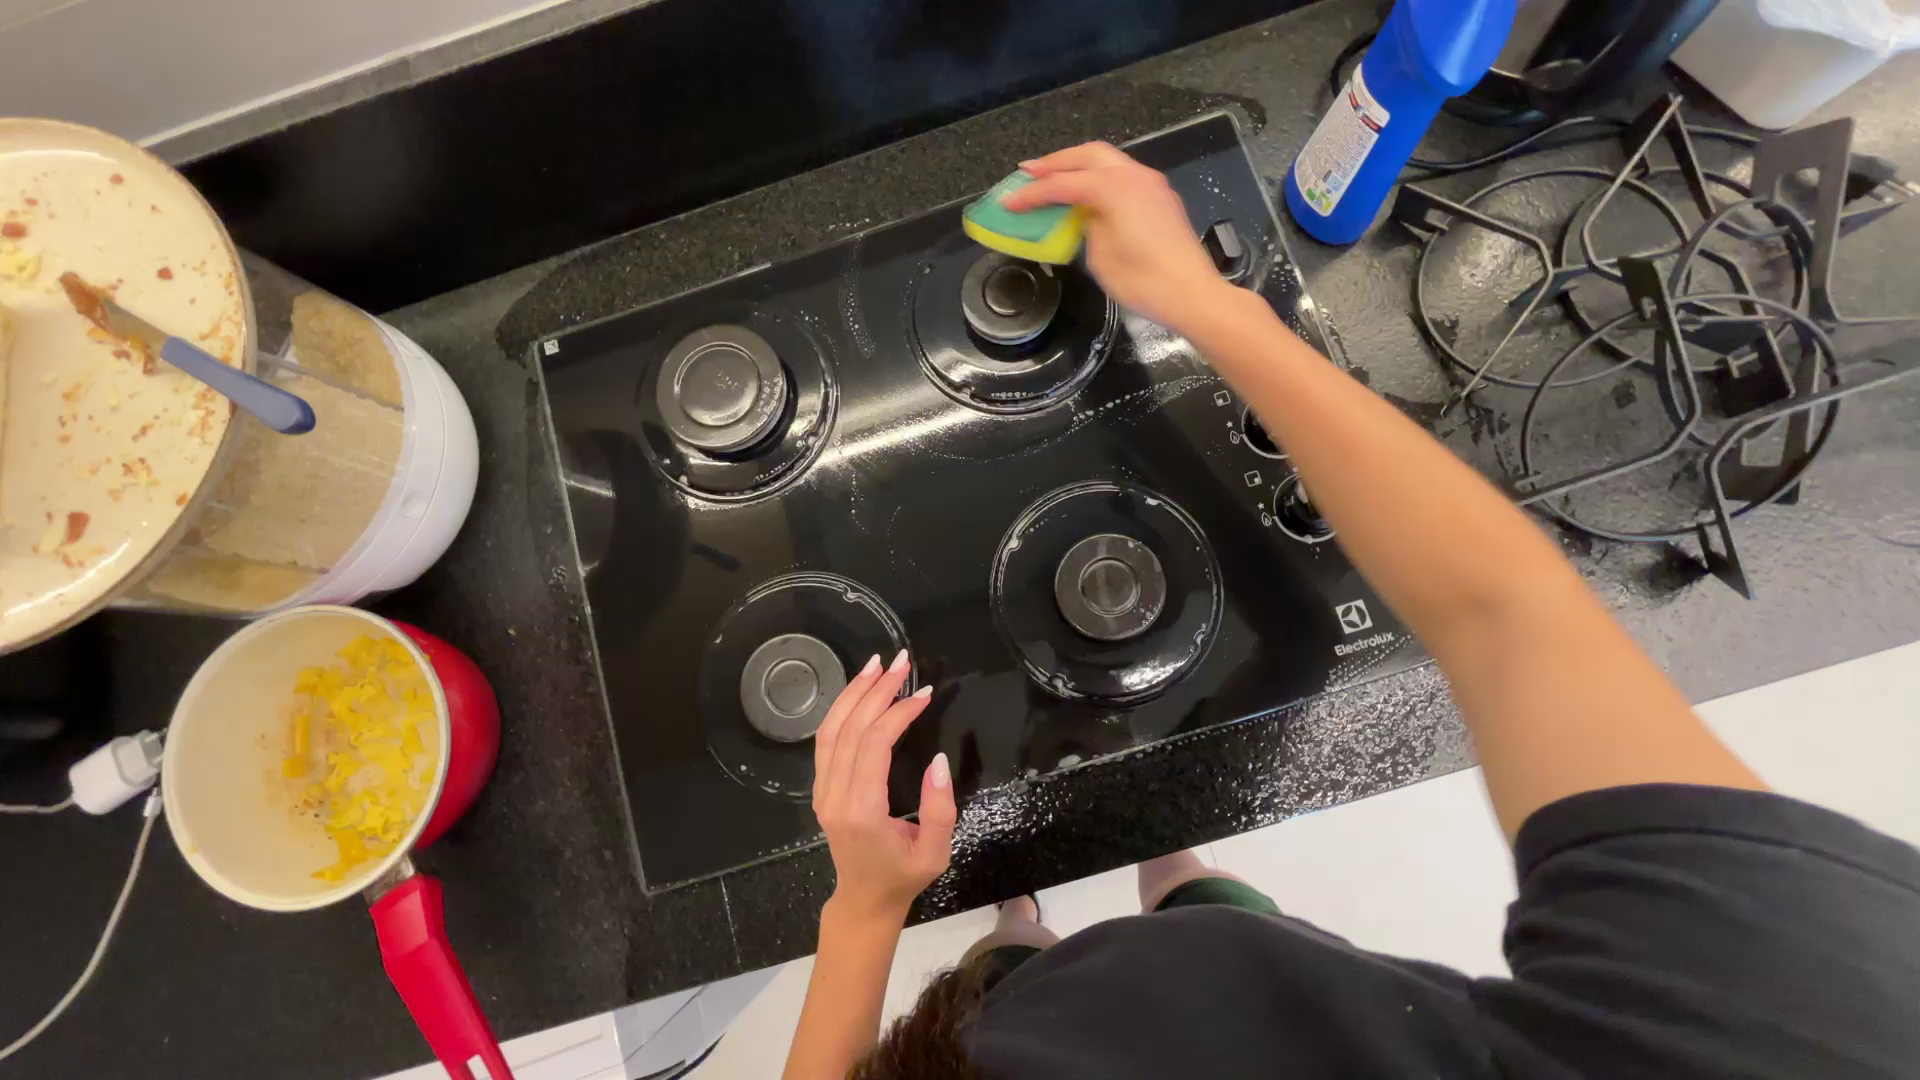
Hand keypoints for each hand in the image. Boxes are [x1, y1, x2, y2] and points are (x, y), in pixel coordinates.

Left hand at [812, 649, 953, 920]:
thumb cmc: (903, 877)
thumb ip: (940, 809)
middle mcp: (835, 795)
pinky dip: (841, 708)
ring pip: (832, 729)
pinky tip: (859, 689)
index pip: (875, 746)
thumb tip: (939, 761)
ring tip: (877, 664)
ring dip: (854, 692)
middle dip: (877, 690)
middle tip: (901, 662)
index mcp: (862, 811)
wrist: (864, 900)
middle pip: (851, 729)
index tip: (923, 694)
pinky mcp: (821, 786)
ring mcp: (822, 790)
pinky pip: (826, 739)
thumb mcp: (935, 853)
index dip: (898, 714)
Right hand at [1000, 142, 1228, 332]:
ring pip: (1108, 161)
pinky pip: (1123, 176)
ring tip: (1052, 177)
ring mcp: (1152, 184)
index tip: (1010, 201)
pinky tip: (1086, 192)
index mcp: (1116, 188)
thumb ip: (1088, 226)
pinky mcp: (1160, 198)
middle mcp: (1135, 176)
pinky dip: (1099, 177)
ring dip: (1078, 166)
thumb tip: (1086, 214)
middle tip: (1028, 172)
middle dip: (1056, 162)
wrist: (1191, 294)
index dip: (1033, 192)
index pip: (1065, 184)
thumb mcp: (1101, 256)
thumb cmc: (1144, 281)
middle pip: (1088, 155)